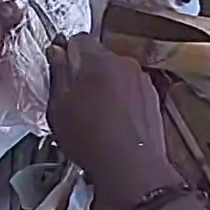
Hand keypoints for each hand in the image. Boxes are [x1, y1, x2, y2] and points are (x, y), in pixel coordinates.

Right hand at [46, 34, 180, 205]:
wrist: (132, 170)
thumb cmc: (90, 139)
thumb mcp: (58, 107)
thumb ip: (57, 73)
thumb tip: (56, 52)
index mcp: (99, 60)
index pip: (78, 39)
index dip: (66, 54)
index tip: (60, 73)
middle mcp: (125, 63)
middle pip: (99, 57)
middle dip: (86, 72)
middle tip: (73, 100)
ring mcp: (143, 81)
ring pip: (116, 75)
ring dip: (105, 87)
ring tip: (94, 117)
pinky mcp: (154, 100)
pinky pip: (131, 92)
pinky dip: (121, 102)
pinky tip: (113, 125)